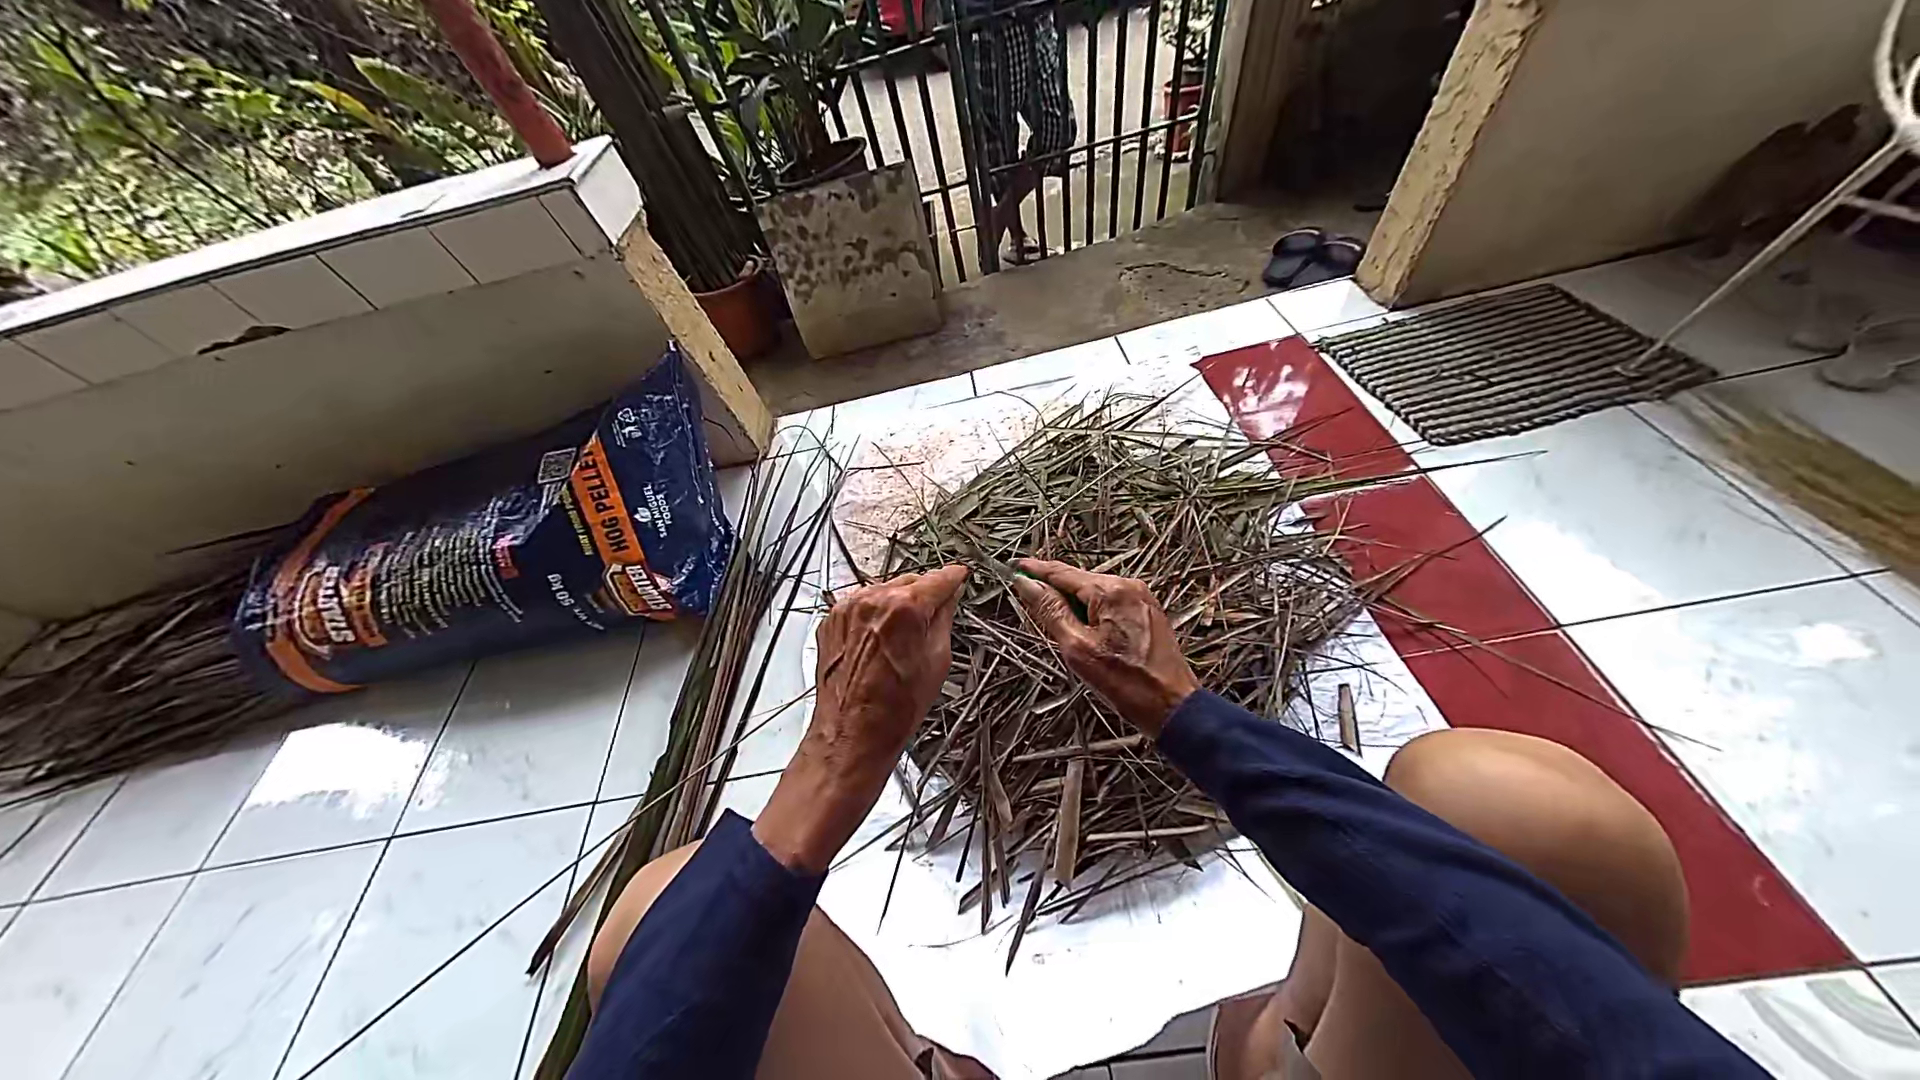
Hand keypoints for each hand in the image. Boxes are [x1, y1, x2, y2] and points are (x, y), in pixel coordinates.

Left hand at [753, 565, 968, 873]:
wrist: (852, 733)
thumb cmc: (893, 709)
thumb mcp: (938, 661)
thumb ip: (944, 619)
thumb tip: (948, 597)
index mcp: (905, 607)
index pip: (938, 578)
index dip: (954, 578)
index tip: (959, 576)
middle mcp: (873, 601)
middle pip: (910, 581)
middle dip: (924, 595)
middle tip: (932, 619)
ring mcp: (848, 609)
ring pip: (884, 590)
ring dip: (897, 603)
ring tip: (902, 638)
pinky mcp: (832, 620)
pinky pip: (861, 604)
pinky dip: (874, 614)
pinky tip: (880, 642)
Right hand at [1009, 559, 1198, 737]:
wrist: (1172, 707)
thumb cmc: (1131, 684)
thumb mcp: (1077, 648)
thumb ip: (1050, 611)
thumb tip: (1028, 585)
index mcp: (1112, 591)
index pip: (1061, 572)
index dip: (1035, 570)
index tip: (1017, 569)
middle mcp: (1129, 587)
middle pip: (1077, 581)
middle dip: (1054, 593)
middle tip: (1031, 608)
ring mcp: (1140, 599)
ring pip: (1093, 593)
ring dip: (1073, 607)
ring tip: (1062, 634)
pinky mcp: (1146, 612)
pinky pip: (1109, 604)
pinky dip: (1091, 613)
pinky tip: (1085, 635)